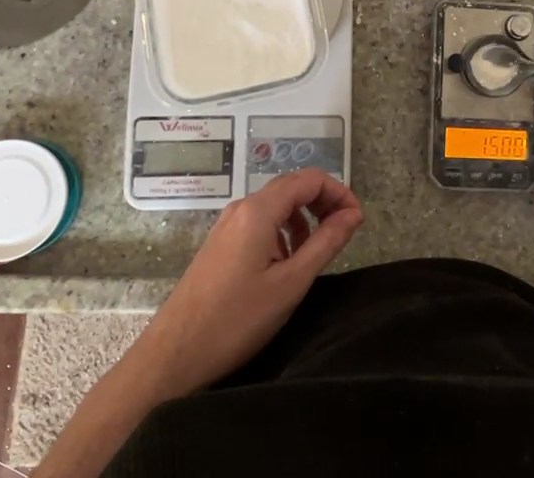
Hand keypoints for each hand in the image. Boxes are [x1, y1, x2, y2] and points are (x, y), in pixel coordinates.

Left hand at [128, 168, 362, 399]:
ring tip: (317, 253)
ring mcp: (226, 225)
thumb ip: (326, 243)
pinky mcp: (220, 244)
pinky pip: (259, 223)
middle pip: (291, 187)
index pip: (308, 179)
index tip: (358, 220)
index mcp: (258, 210)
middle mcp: (241, 208)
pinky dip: (283, 232)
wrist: (175, 354)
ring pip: (275, 206)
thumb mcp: (291, 283)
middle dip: (323, 202)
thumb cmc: (237, 319)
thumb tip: (353, 214)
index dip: (339, 192)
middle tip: (345, 232)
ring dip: (303, 219)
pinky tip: (287, 264)